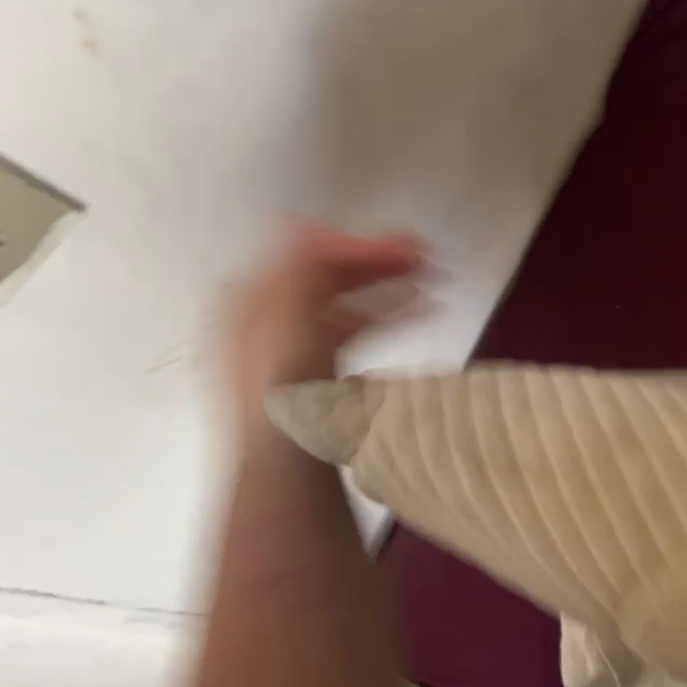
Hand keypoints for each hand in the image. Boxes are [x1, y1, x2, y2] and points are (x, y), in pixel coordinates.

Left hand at [219, 222, 427, 450]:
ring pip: (346, 302)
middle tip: (429, 257)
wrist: (283, 465)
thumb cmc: (288, 389)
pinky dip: (388, 316)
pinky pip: (355, 330)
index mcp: (251, 303)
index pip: (303, 253)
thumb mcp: (290, 322)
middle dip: (378, 263)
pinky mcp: (315, 373)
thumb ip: (299, 271)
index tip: (405, 245)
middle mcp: (266, 319)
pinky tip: (422, 314)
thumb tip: (301, 222)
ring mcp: (290, 348)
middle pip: (326, 276)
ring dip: (390, 287)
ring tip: (435, 286)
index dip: (354, 243)